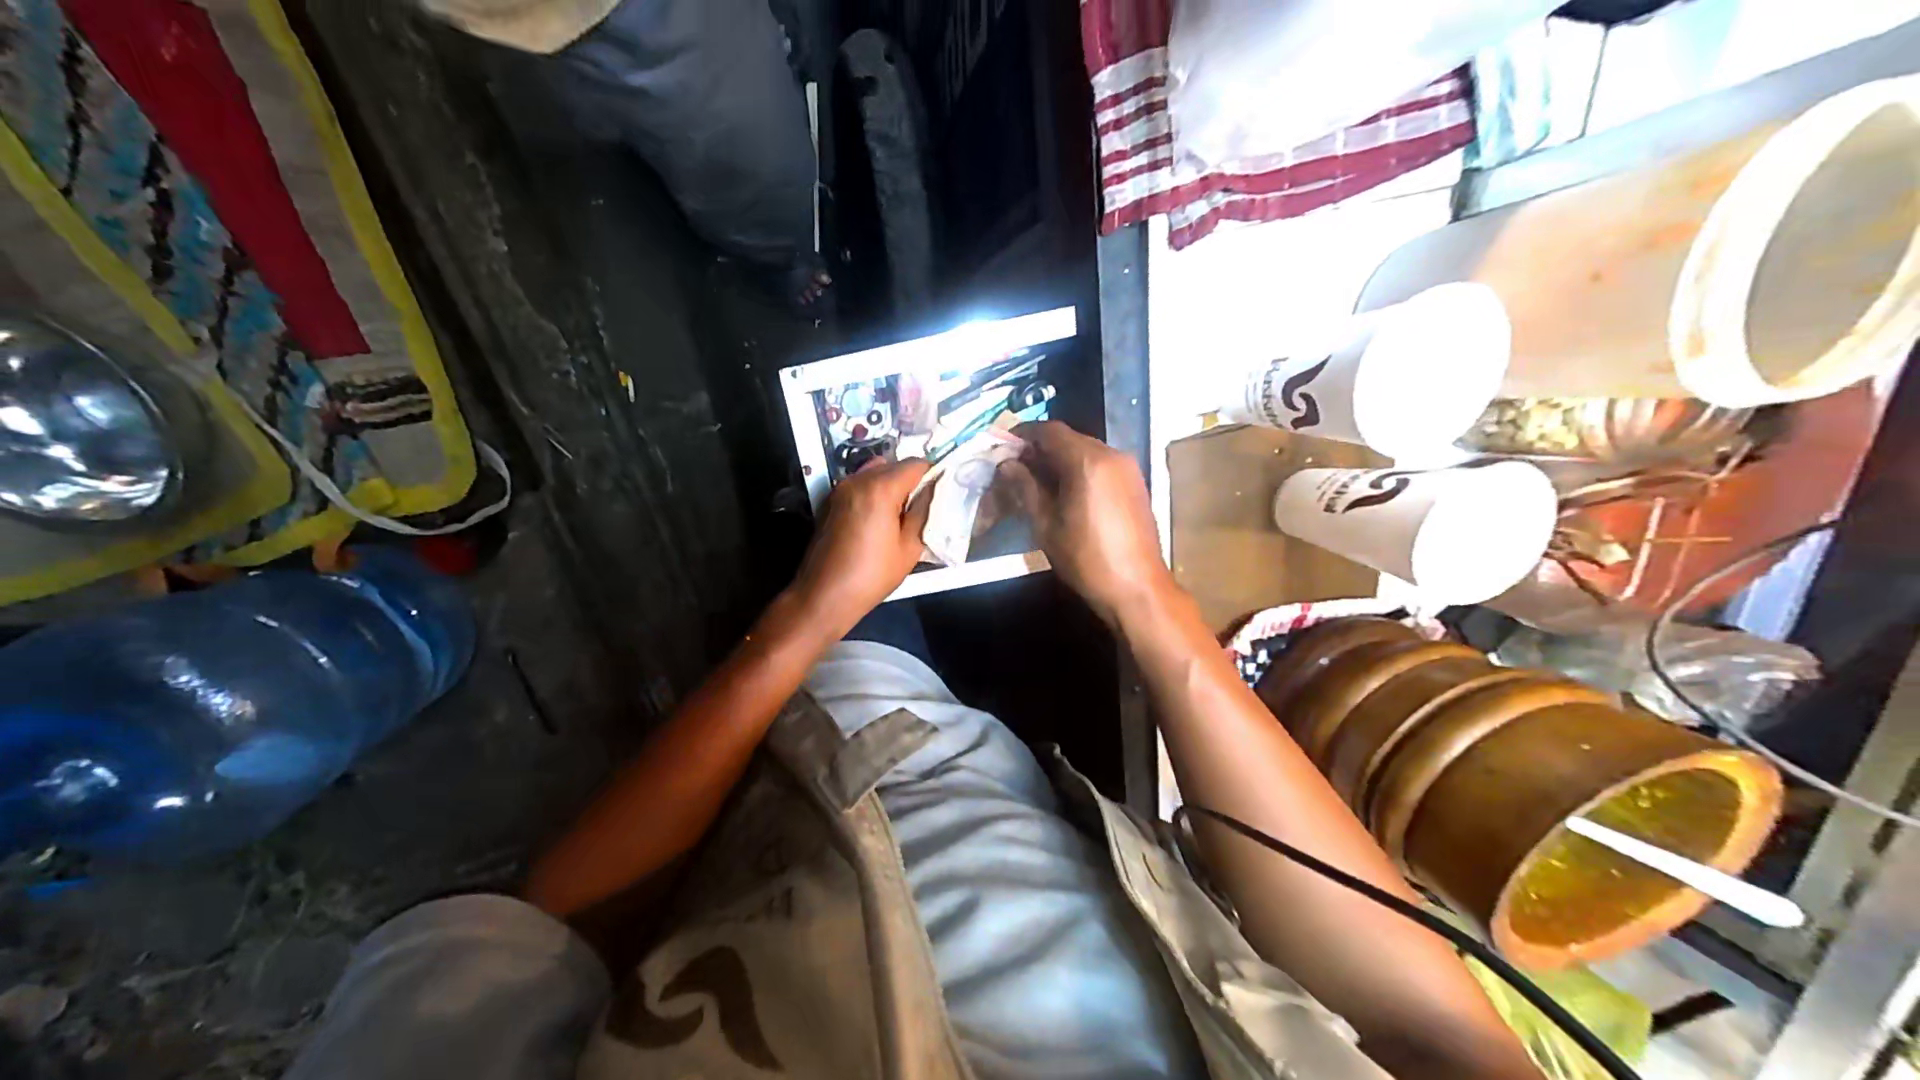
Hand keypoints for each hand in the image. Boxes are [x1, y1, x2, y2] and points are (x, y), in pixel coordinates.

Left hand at [787, 458, 932, 636]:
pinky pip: (859, 484)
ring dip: (891, 484)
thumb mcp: (909, 548)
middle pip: (893, 465)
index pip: (914, 464)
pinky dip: (873, 491)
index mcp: (880, 489)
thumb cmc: (871, 576)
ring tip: (901, 513)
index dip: (932, 474)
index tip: (940, 491)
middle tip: (923, 505)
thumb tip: (932, 493)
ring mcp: (840, 489)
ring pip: (874, 472)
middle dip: (911, 479)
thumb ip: (923, 513)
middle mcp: (857, 480)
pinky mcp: (830, 501)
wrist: (824, 595)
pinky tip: (880, 518)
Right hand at [999, 421, 1174, 625]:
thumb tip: (1007, 464)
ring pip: (1086, 451)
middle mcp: (1111, 455)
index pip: (1050, 431)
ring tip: (1036, 482)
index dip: (1023, 434)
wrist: (1137, 588)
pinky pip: (1101, 465)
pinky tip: (1064, 492)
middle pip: (1069, 438)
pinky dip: (1079, 469)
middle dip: (1041, 448)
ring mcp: (1128, 468)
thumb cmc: (1086, 559)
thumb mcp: (1046, 525)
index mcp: (1088, 461)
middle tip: (1015, 467)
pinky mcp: (1135, 483)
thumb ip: (1026, 487)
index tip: (1002, 446)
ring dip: (1060, 459)